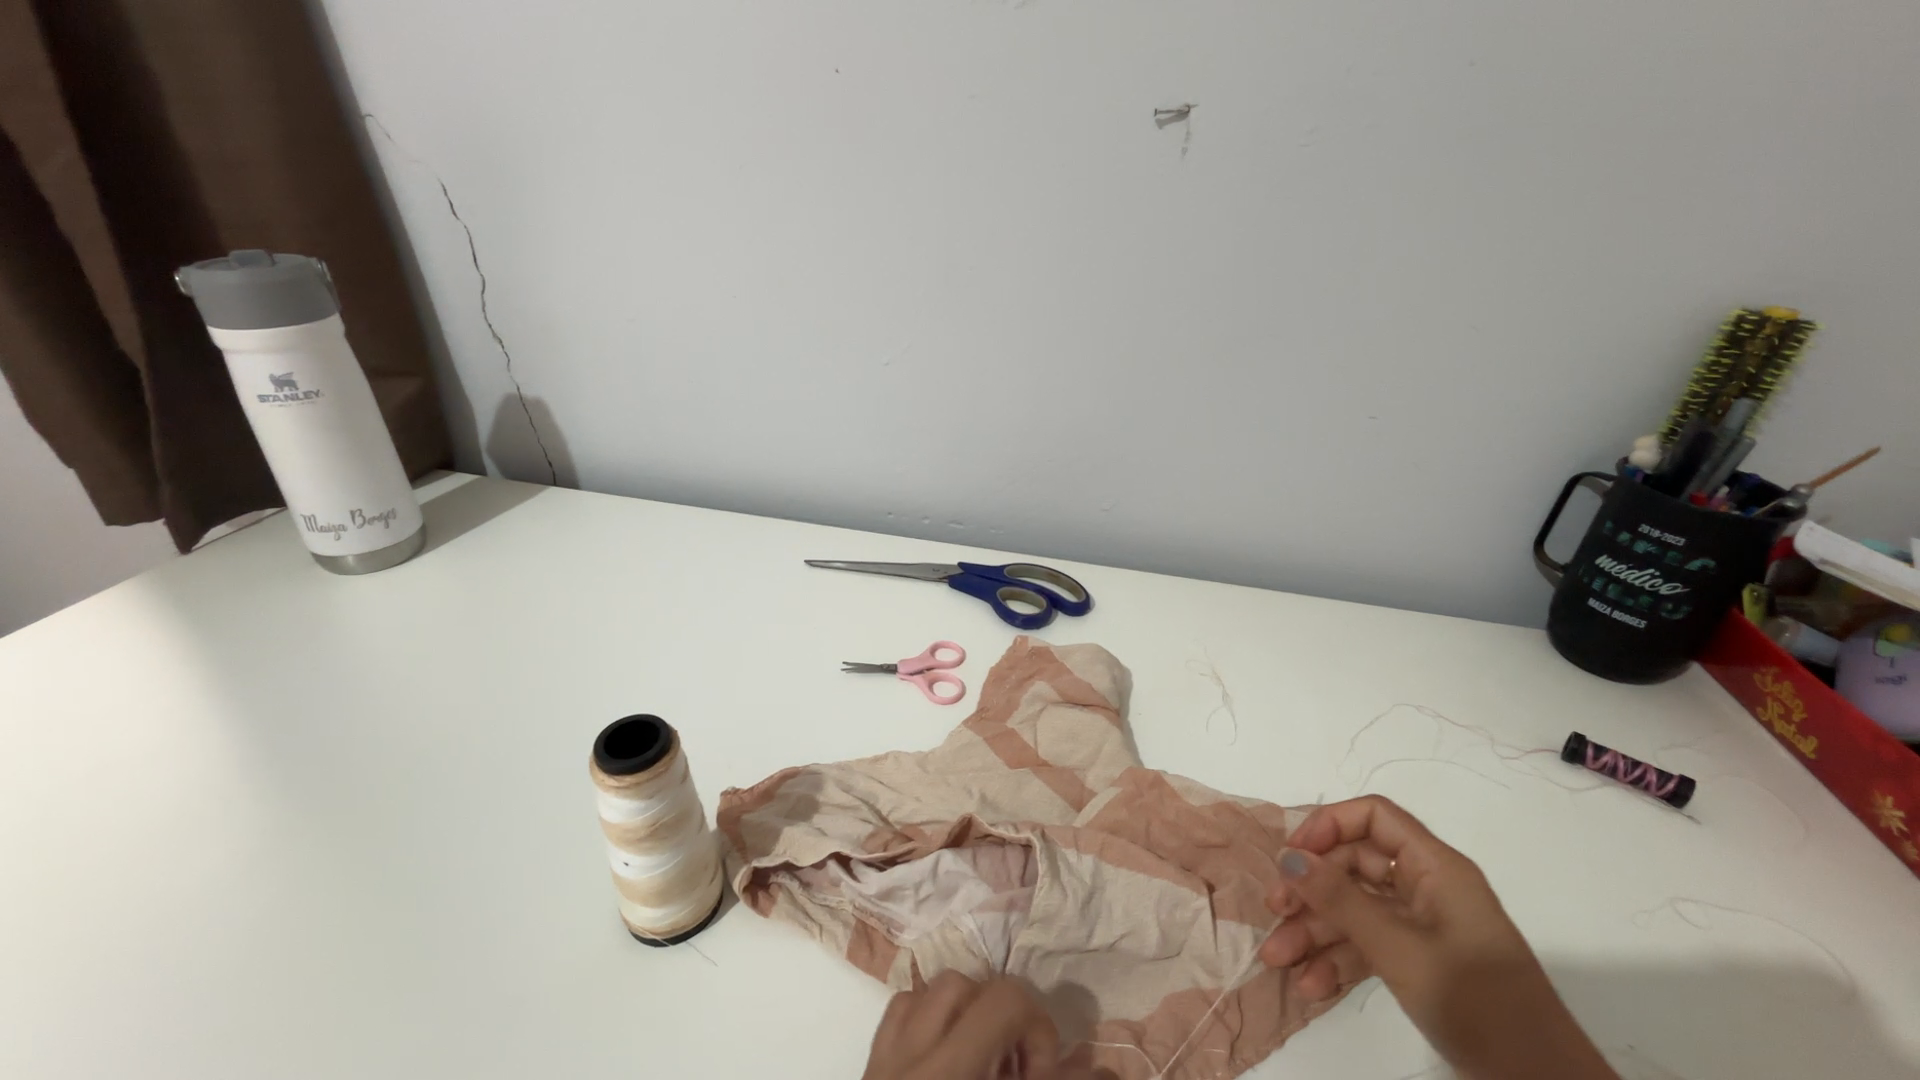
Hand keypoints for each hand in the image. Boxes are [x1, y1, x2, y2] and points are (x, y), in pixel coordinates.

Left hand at [862, 972, 1087, 1079]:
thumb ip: (1048, 1077)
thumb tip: (1105, 1070)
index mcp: (951, 1069)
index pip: (1004, 1000)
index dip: (1037, 1028)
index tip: (1040, 1073)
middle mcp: (912, 1052)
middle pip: (965, 986)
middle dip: (1001, 1018)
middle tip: (1016, 1068)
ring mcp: (883, 1055)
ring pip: (928, 989)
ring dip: (965, 1011)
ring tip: (984, 1057)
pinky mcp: (869, 1062)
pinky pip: (899, 1010)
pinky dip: (927, 1017)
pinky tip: (946, 1052)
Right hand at [1259, 796, 1617, 1079]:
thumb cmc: (1475, 1001)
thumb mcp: (1397, 949)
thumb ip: (1339, 900)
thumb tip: (1288, 856)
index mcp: (1435, 868)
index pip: (1373, 818)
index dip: (1328, 827)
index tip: (1292, 857)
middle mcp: (1427, 887)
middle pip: (1355, 866)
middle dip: (1311, 890)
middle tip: (1274, 912)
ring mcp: (1423, 926)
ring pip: (1356, 910)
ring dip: (1315, 932)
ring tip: (1278, 961)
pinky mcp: (1419, 962)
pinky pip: (1368, 945)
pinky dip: (1338, 961)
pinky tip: (1311, 986)